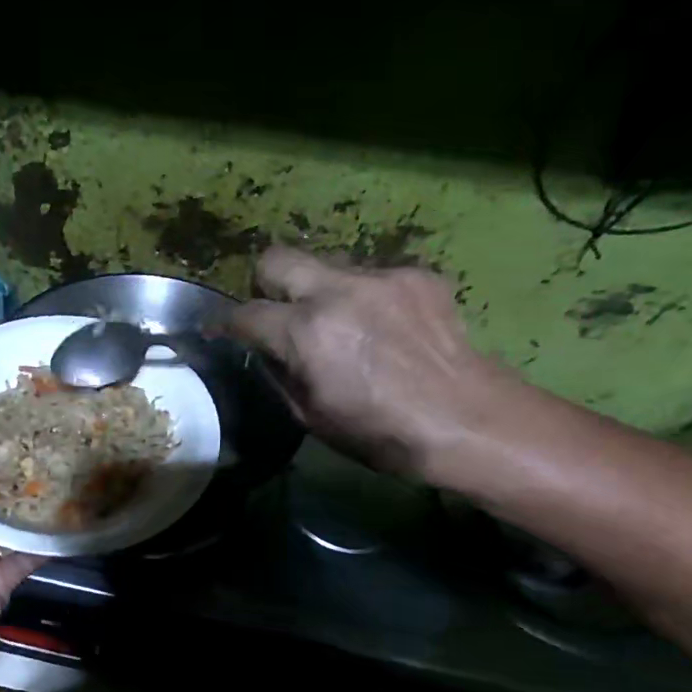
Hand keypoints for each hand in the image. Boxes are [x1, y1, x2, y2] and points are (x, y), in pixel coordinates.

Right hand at [230, 246, 520, 477]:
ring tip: (342, 324)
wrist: (468, 421)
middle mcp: (337, 291)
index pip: (245, 314)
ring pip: (326, 265)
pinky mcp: (416, 274)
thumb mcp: (310, 416)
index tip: (223, 332)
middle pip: (276, 259)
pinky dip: (365, 297)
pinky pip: (370, 276)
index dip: (227, 325)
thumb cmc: (380, 433)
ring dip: (320, 291)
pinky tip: (384, 327)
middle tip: (278, 312)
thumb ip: (278, 374)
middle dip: (265, 284)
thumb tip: (264, 350)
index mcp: (306, 333)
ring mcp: (380, 277)